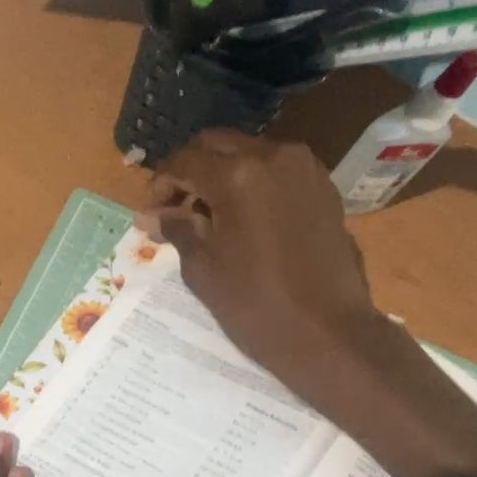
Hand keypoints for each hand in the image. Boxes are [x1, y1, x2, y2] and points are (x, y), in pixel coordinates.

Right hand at [141, 130, 399, 381]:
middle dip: (188, 172)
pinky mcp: (322, 187)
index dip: (158, 184)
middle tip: (173, 211)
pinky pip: (275, 172)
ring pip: (247, 154)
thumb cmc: (255, 305)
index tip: (149, 215)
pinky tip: (241, 221)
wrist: (327, 331)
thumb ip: (177, 230)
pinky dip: (250, 185)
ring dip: (220, 176)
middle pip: (216, 145)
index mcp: (237, 175)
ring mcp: (303, 169)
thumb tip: (151, 216)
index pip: (183, 161)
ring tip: (206, 218)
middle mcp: (273, 156)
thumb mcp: (203, 268)